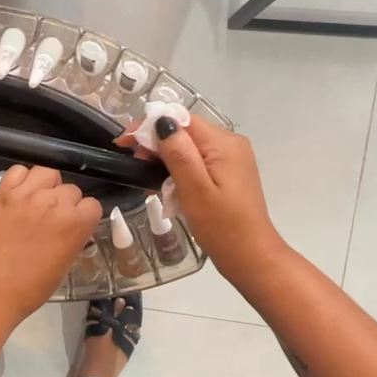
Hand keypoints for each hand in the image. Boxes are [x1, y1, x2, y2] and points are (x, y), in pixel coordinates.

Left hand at [0, 166, 101, 320]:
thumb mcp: (65, 263)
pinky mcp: (4, 193)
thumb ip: (73, 237)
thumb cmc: (32, 286)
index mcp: (76, 223)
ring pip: (47, 173)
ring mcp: (28, 195)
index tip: (74, 225)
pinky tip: (19, 194)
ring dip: (47, 185)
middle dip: (65, 203)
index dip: (84, 215)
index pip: (92, 205)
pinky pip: (17, 171)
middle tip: (52, 219)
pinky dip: (21, 179)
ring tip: (38, 200)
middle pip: (71, 189)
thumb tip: (72, 227)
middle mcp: (55, 203)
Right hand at [122, 114, 283, 278]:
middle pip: (185, 131)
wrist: (251, 257)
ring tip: (150, 182)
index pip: (181, 119)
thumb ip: (178, 152)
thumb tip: (161, 120)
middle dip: (157, 144)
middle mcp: (230, 144)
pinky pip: (198, 162)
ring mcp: (231, 159)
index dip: (150, 126)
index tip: (125, 144)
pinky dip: (180, 170)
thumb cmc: (222, 226)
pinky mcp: (229, 174)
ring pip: (190, 147)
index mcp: (223, 143)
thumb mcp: (194, 189)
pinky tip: (169, 188)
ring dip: (166, 160)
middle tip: (136, 166)